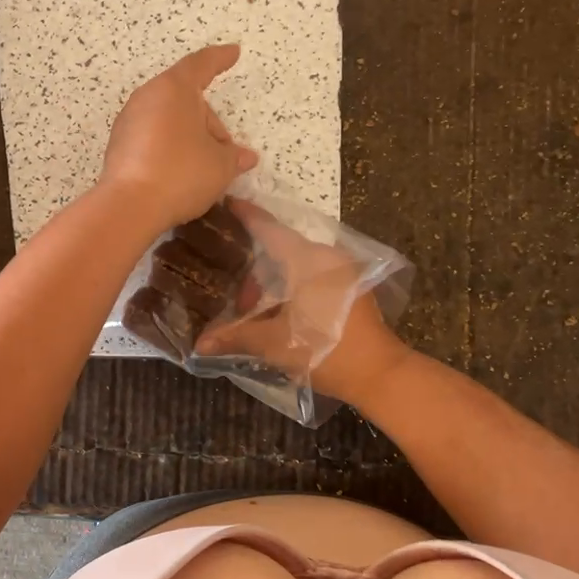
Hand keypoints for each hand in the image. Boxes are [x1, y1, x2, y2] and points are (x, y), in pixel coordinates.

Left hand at [98, 44, 260, 230]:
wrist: (129, 207)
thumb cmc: (181, 173)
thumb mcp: (220, 166)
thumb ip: (234, 156)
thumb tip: (244, 157)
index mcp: (174, 88)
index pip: (202, 64)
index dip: (220, 59)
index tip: (233, 53)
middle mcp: (147, 97)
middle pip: (185, 99)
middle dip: (207, 122)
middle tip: (224, 153)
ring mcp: (128, 122)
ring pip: (168, 121)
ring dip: (188, 138)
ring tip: (202, 168)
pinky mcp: (118, 147)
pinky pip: (151, 139)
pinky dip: (167, 150)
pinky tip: (177, 176)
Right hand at [195, 201, 412, 405]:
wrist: (379, 374)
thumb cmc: (324, 351)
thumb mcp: (274, 344)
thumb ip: (236, 336)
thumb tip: (200, 344)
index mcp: (308, 260)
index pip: (270, 229)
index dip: (246, 216)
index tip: (226, 204)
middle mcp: (328, 258)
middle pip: (283, 250)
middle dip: (255, 271)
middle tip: (235, 299)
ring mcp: (345, 273)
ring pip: (299, 267)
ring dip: (274, 284)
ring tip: (254, 312)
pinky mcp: (353, 290)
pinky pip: (314, 278)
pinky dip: (293, 288)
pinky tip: (279, 313)